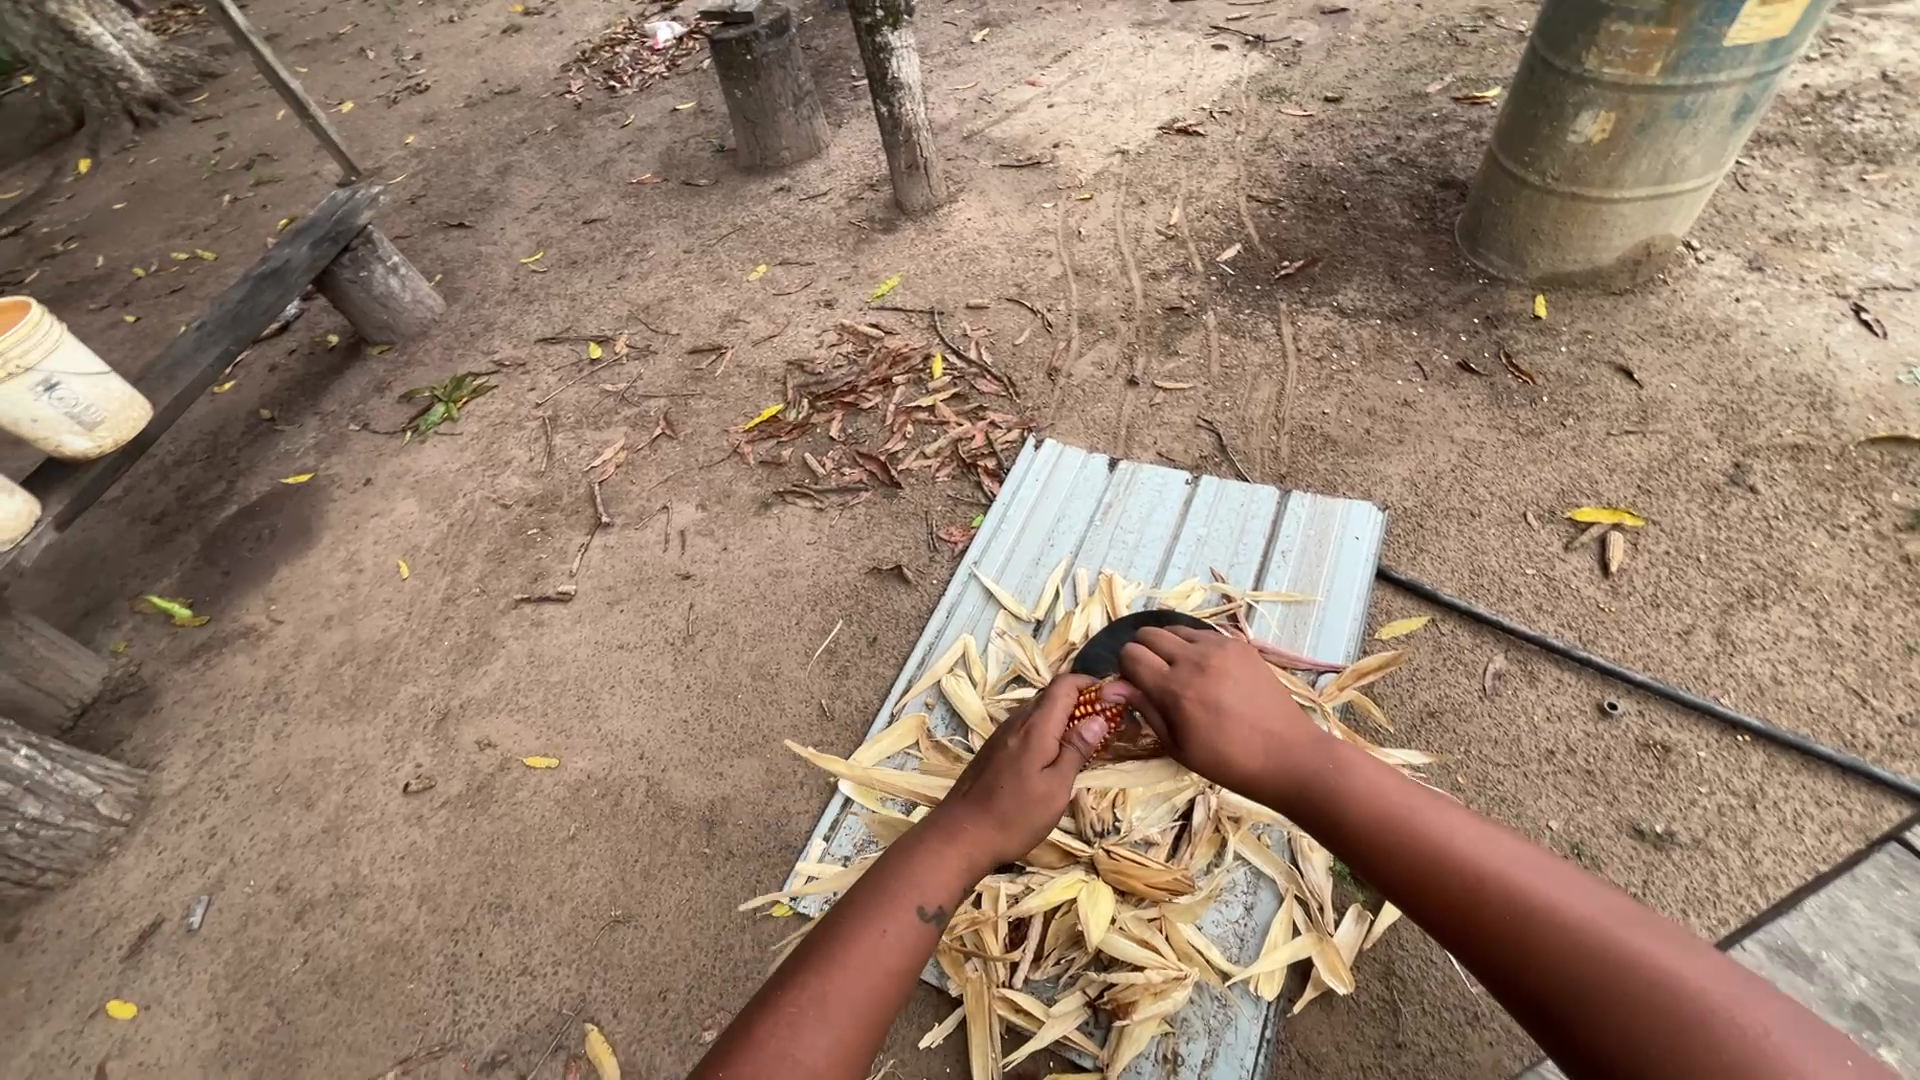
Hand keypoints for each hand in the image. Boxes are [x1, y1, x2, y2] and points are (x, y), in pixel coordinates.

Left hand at [924, 673, 1106, 874]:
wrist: (961, 834)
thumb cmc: (1015, 815)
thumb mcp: (1056, 788)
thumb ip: (1076, 750)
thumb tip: (1099, 717)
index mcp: (1036, 726)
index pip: (1064, 684)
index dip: (1090, 683)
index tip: (1112, 698)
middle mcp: (1018, 721)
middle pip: (1052, 694)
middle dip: (1080, 700)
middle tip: (1105, 723)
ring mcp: (1003, 733)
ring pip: (1039, 710)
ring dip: (1064, 716)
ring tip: (1085, 741)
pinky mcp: (995, 747)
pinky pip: (1027, 726)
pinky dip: (1047, 730)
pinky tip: (1055, 755)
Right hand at [1103, 626, 1328, 797]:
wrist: (1289, 755)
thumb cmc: (1228, 762)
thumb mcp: (1177, 745)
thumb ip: (1145, 708)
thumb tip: (1111, 688)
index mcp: (1175, 689)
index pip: (1130, 655)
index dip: (1126, 670)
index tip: (1136, 685)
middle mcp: (1194, 659)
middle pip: (1147, 634)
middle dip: (1141, 652)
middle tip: (1153, 675)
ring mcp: (1220, 647)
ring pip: (1173, 628)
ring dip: (1166, 645)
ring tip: (1179, 670)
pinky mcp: (1239, 644)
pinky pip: (1201, 632)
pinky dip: (1192, 645)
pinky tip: (1205, 669)